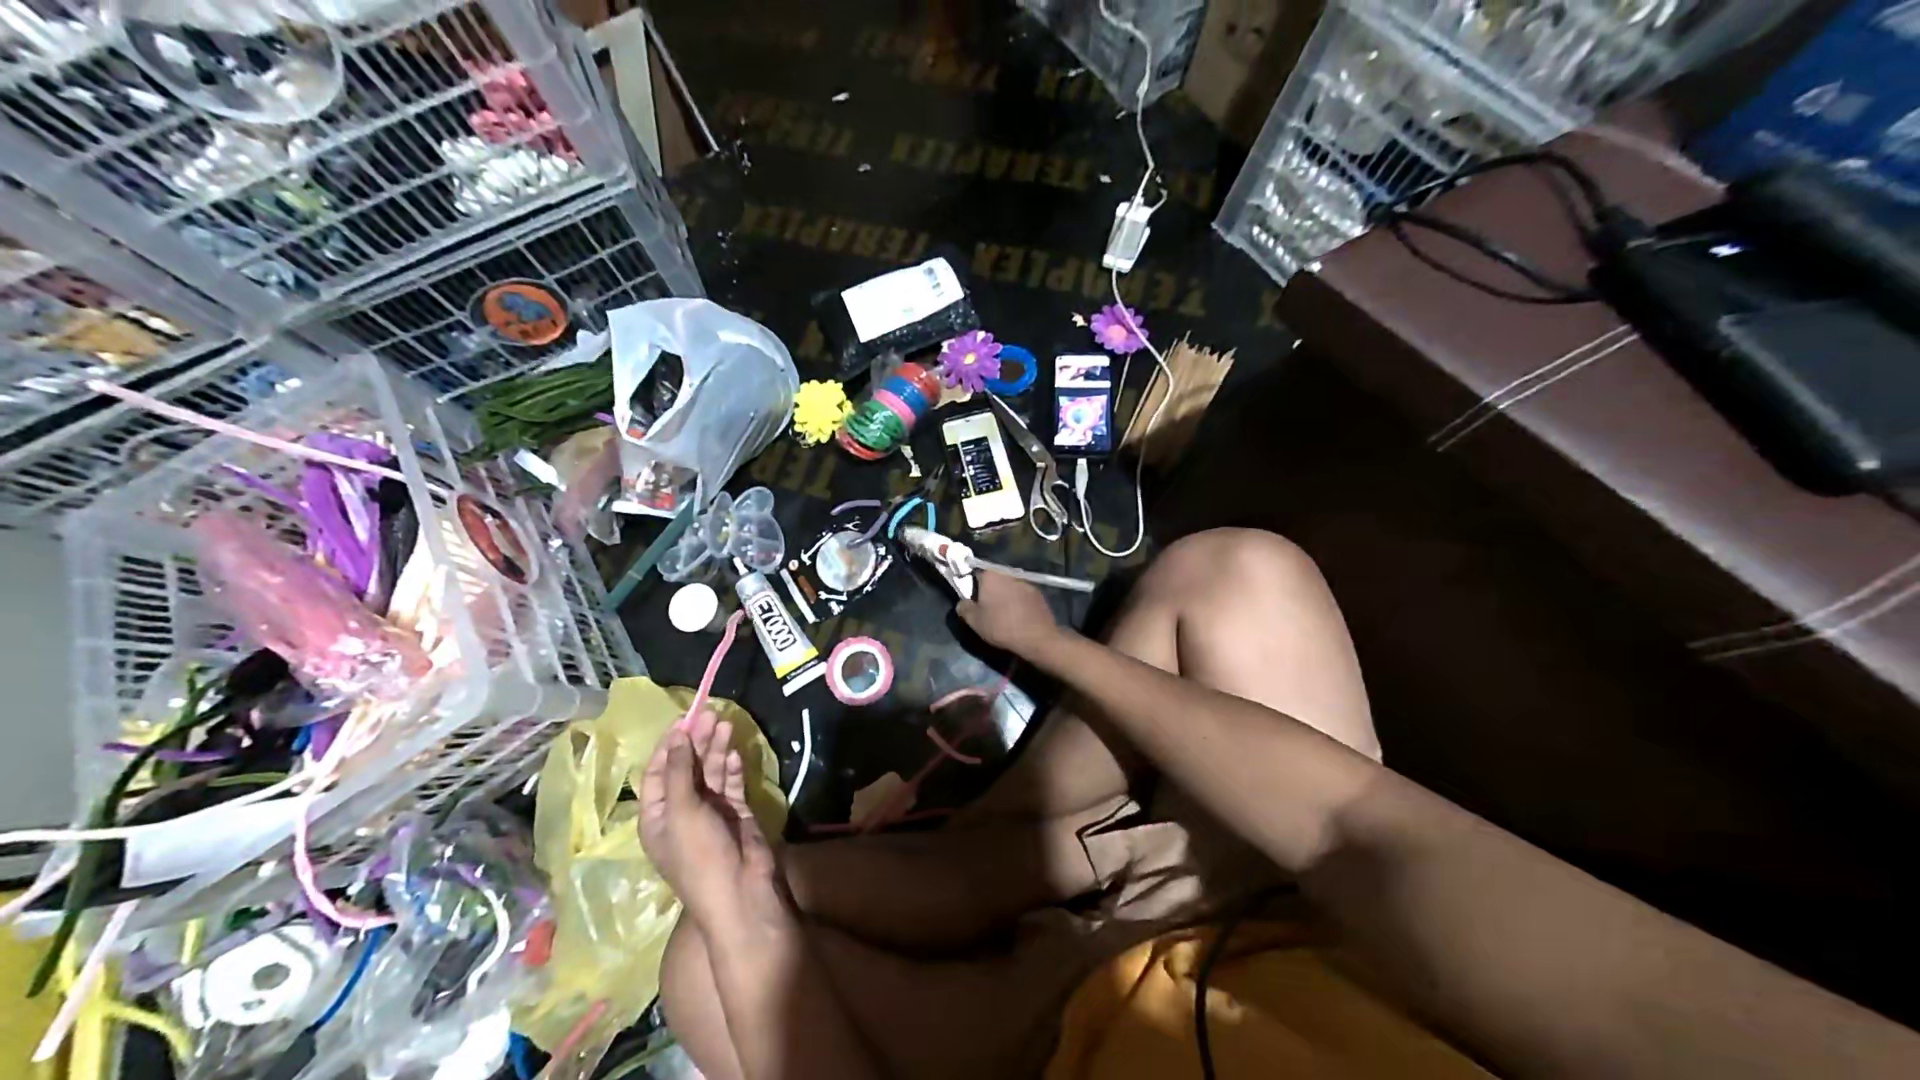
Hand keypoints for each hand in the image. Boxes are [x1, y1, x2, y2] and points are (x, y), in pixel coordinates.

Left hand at [639, 708, 787, 934]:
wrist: (741, 889)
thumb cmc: (700, 854)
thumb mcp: (682, 811)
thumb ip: (678, 770)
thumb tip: (675, 735)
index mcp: (657, 817)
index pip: (657, 773)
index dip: (668, 746)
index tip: (683, 719)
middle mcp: (681, 811)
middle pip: (686, 768)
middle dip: (696, 741)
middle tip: (710, 714)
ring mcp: (710, 812)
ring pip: (710, 772)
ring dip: (716, 748)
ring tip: (725, 723)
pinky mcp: (736, 812)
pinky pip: (730, 784)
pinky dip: (731, 768)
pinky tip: (735, 752)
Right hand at [958, 570, 1065, 656]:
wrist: (1036, 637)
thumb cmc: (1001, 626)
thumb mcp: (974, 621)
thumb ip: (964, 607)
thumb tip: (963, 602)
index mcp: (991, 575)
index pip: (975, 575)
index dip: (973, 588)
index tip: (973, 601)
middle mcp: (1008, 573)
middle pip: (994, 580)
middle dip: (990, 591)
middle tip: (988, 609)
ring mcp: (1026, 582)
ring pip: (1009, 586)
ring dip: (1006, 595)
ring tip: (1005, 614)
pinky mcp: (1038, 593)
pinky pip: (1023, 594)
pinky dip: (1019, 602)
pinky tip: (1019, 616)